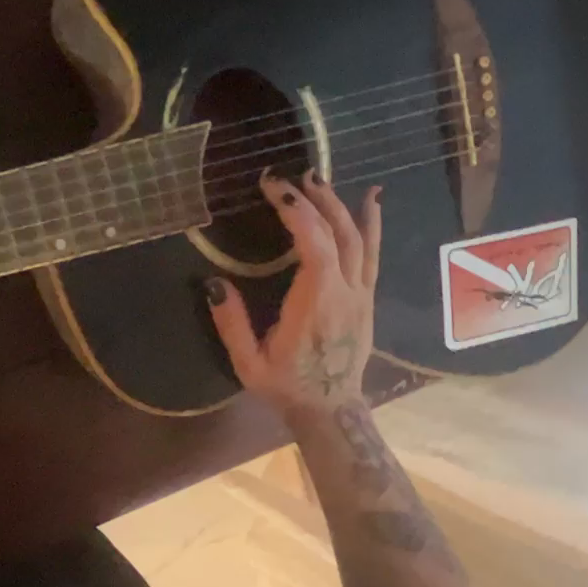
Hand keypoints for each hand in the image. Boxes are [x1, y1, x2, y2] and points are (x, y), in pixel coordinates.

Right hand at [205, 170, 381, 418]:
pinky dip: (373, 224)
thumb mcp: (250, 363)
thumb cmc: (287, 386)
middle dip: (313, 199)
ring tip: (318, 180)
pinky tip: (371, 199)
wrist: (330, 408)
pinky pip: (373, 255)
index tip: (274, 186)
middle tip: (291, 177)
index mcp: (315, 303)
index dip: (295, 208)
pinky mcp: (367, 298)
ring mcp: (361, 294)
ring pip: (357, 239)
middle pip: (336, 232)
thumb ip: (232, 324)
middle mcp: (344, 292)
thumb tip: (214, 284)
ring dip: (338, 205)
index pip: (313, 242)